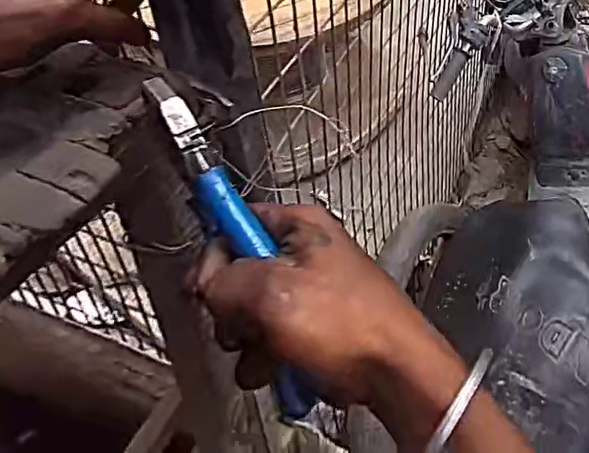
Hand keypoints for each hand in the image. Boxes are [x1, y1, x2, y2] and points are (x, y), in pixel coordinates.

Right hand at [187, 203, 450, 406]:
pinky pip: (263, 341)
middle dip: (232, 308)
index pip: (237, 221)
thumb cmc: (344, 320)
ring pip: (245, 315)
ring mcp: (304, 289)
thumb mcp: (275, 291)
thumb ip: (229, 279)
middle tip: (248, 323)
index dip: (213, 254)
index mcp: (299, 224)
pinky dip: (265, 359)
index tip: (200, 286)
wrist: (388, 366)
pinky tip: (282, 367)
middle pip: (236, 273)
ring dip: (248, 341)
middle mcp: (301, 250)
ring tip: (272, 350)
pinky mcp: (305, 325)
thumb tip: (207, 279)